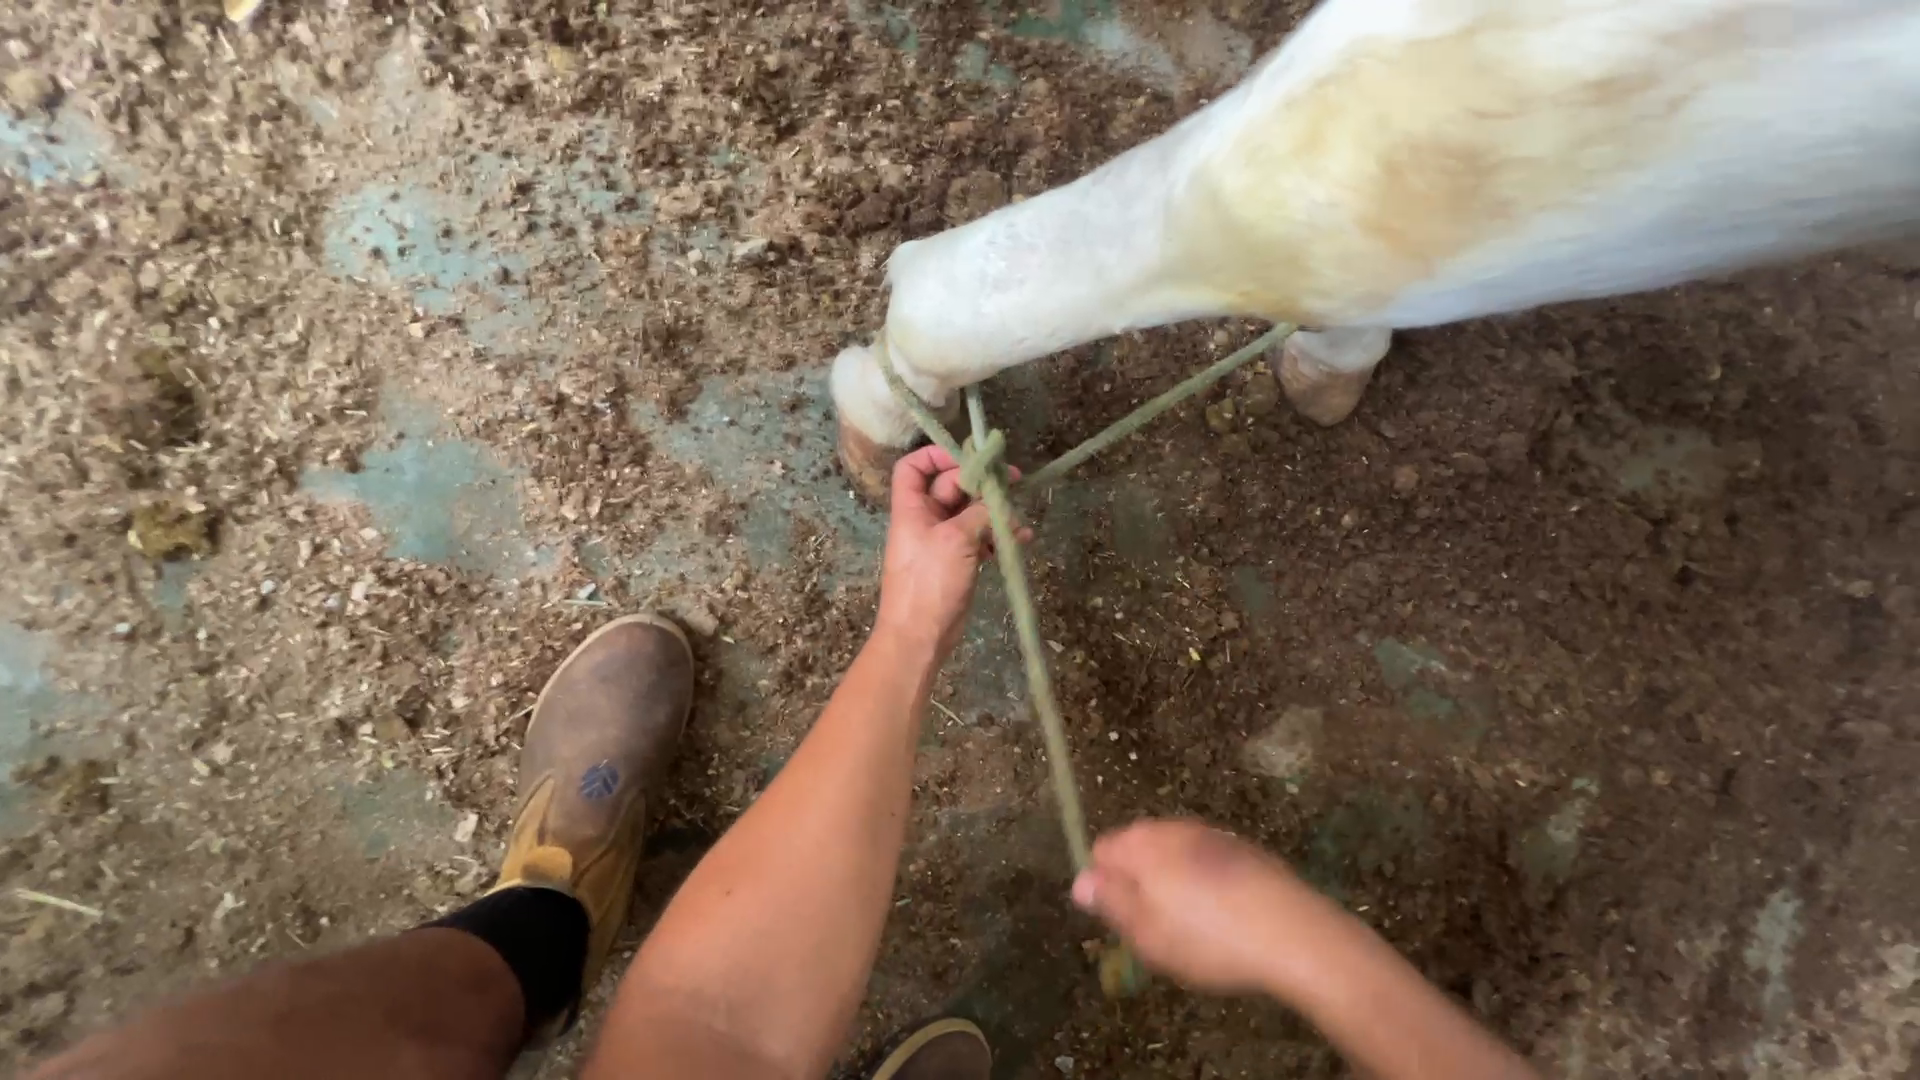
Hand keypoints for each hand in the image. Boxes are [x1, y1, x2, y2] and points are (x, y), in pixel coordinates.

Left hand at [872, 445, 1024, 663]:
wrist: (919, 637)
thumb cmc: (929, 583)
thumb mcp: (956, 540)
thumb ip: (980, 513)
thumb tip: (1002, 502)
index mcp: (912, 508)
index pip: (914, 467)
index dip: (937, 455)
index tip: (969, 457)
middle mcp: (925, 519)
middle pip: (951, 487)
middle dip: (981, 484)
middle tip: (1014, 482)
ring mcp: (942, 541)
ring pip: (970, 513)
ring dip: (994, 511)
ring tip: (1019, 517)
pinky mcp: (958, 561)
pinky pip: (979, 538)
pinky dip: (998, 535)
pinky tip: (1020, 539)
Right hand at [1071, 819, 1346, 997]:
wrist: (1294, 932)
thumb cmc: (1209, 937)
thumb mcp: (1147, 932)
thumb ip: (1110, 901)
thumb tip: (1080, 881)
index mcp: (1141, 844)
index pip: (1101, 850)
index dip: (1103, 884)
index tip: (1120, 919)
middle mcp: (1171, 827)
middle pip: (1136, 848)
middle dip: (1137, 882)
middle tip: (1154, 929)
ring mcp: (1209, 834)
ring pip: (1172, 854)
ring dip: (1171, 882)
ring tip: (1190, 928)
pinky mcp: (1241, 848)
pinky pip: (1204, 861)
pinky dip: (1203, 882)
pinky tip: (1222, 917)